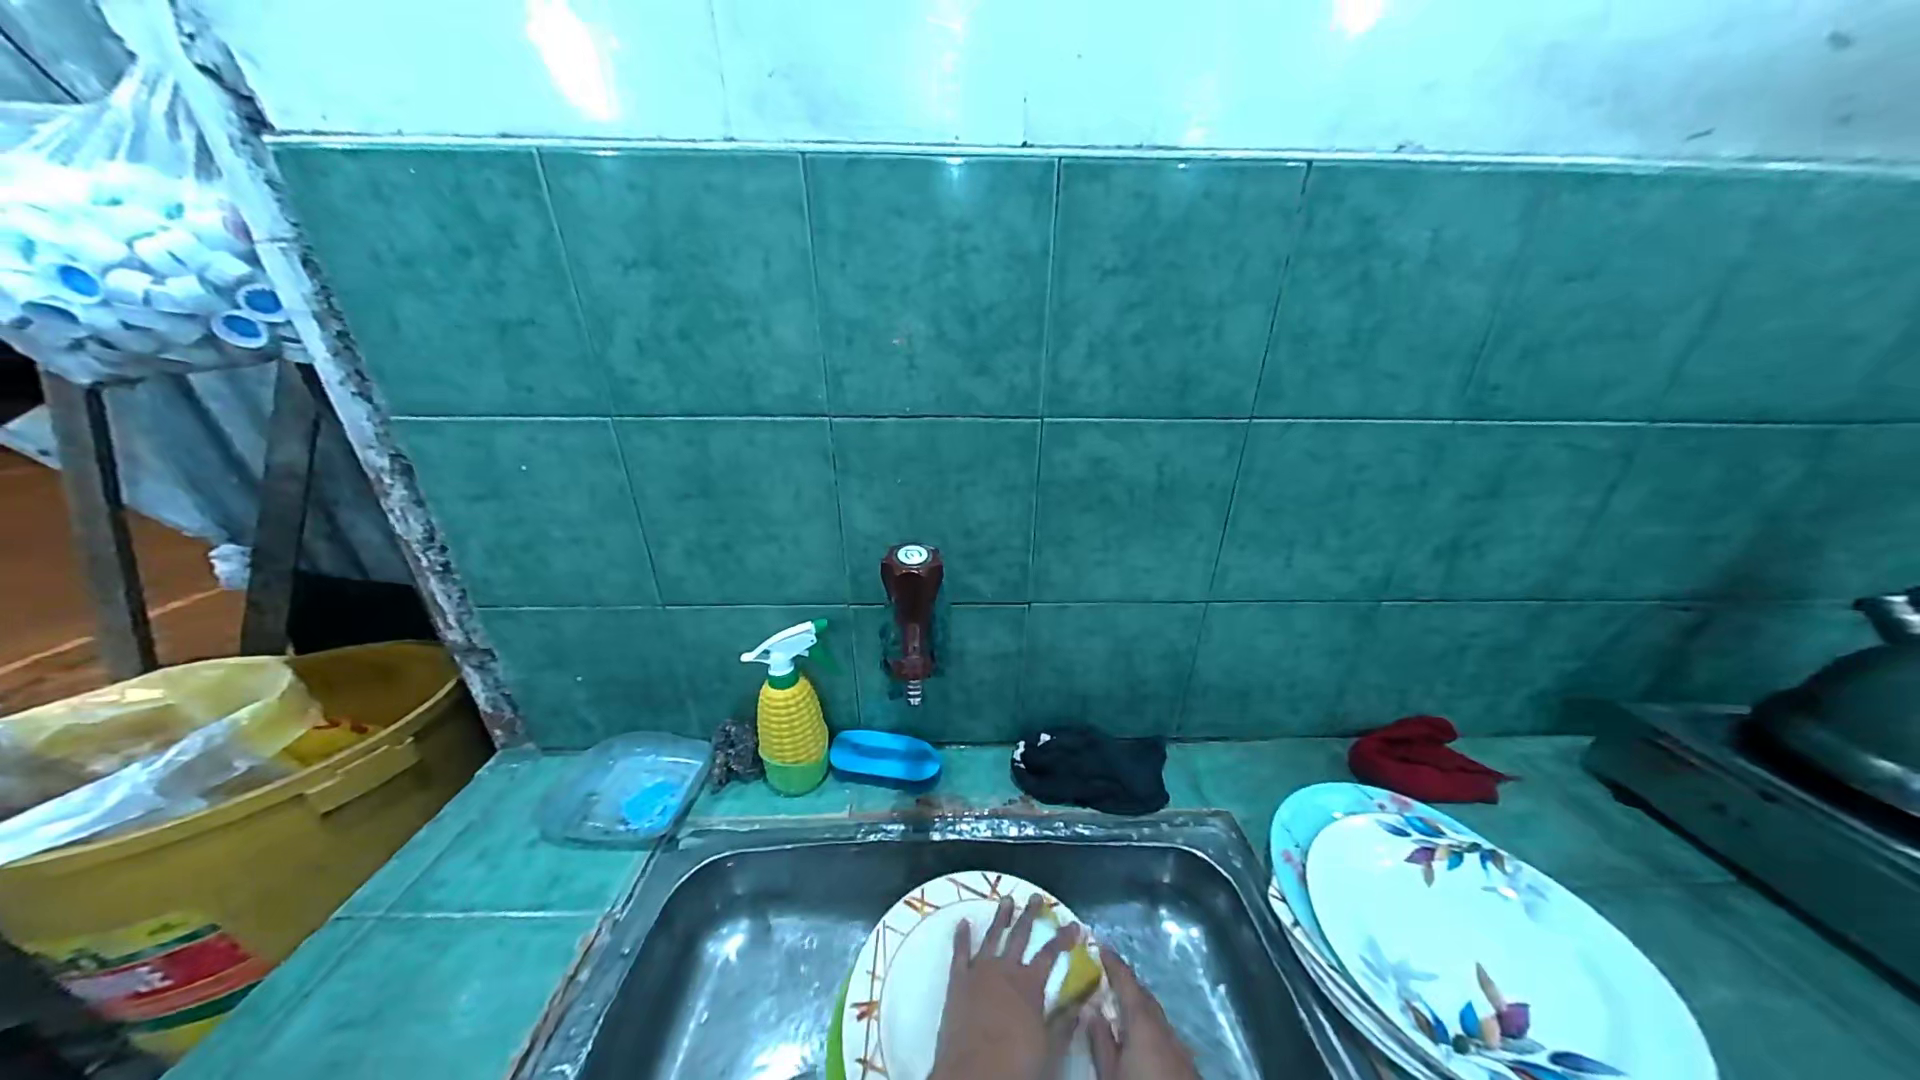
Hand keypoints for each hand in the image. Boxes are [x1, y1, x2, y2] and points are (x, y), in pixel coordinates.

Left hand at [930, 894, 1081, 1079]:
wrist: (972, 1077)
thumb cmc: (1015, 1067)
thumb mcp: (1049, 1049)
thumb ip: (1064, 1023)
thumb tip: (1084, 1003)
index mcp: (1029, 985)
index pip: (1051, 954)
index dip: (1064, 939)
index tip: (1074, 924)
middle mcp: (1005, 970)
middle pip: (1020, 936)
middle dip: (1030, 915)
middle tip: (1037, 897)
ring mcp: (979, 972)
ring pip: (992, 936)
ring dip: (1000, 917)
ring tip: (1007, 899)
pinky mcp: (957, 982)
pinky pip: (959, 953)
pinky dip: (961, 936)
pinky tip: (963, 922)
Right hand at [1087, 950, 1199, 1079]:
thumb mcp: (1109, 1074)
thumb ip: (1101, 1041)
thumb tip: (1091, 1011)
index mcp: (1143, 1023)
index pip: (1127, 982)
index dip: (1113, 963)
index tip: (1100, 946)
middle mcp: (1164, 1027)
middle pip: (1144, 996)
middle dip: (1126, 983)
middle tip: (1106, 974)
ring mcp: (1179, 1045)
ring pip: (1156, 1014)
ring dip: (1139, 1004)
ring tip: (1119, 1004)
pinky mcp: (1187, 1063)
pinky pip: (1165, 1031)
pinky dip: (1149, 1024)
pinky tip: (1139, 1036)